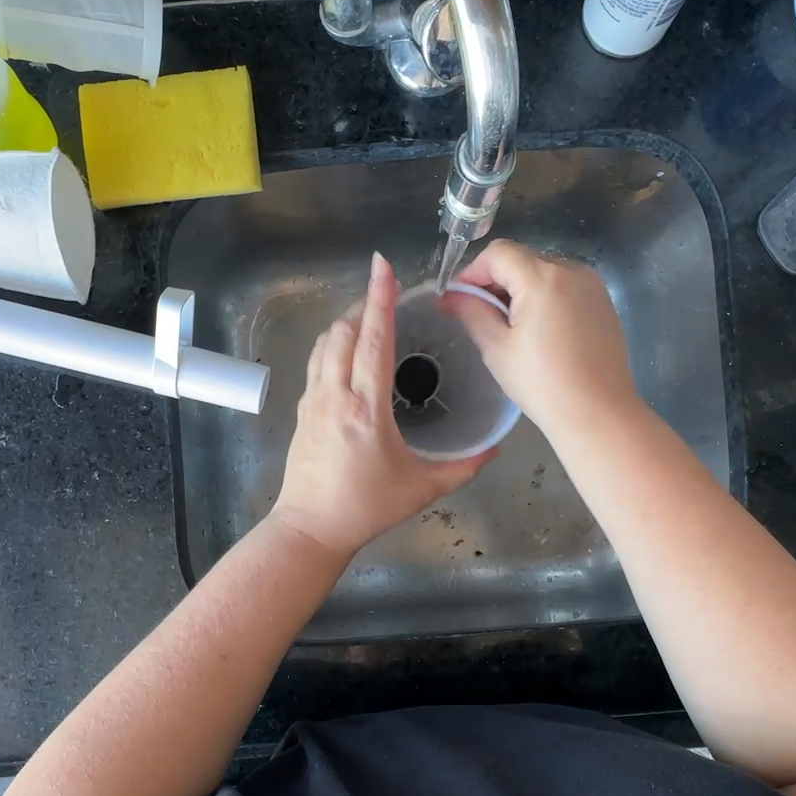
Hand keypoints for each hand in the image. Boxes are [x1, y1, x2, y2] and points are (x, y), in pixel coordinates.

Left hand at [270, 252, 495, 559]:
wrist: (310, 528)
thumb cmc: (366, 509)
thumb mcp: (422, 489)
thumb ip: (462, 468)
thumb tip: (494, 450)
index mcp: (366, 408)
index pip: (373, 341)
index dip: (380, 299)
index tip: (383, 266)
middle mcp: (335, 396)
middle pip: (343, 333)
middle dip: (364, 306)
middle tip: (387, 295)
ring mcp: (313, 402)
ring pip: (324, 345)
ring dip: (345, 325)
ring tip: (369, 318)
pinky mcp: (302, 412)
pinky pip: (315, 365)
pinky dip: (332, 347)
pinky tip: (346, 354)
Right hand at [444, 240, 642, 432]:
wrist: (598, 412)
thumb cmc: (542, 383)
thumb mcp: (497, 349)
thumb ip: (472, 313)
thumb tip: (449, 296)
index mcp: (543, 278)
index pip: (498, 253)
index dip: (473, 271)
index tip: (459, 299)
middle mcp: (571, 270)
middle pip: (522, 259)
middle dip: (496, 281)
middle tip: (482, 316)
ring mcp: (592, 284)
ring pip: (544, 271)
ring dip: (520, 289)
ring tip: (512, 327)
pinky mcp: (603, 300)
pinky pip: (564, 286)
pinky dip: (544, 297)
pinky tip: (540, 332)